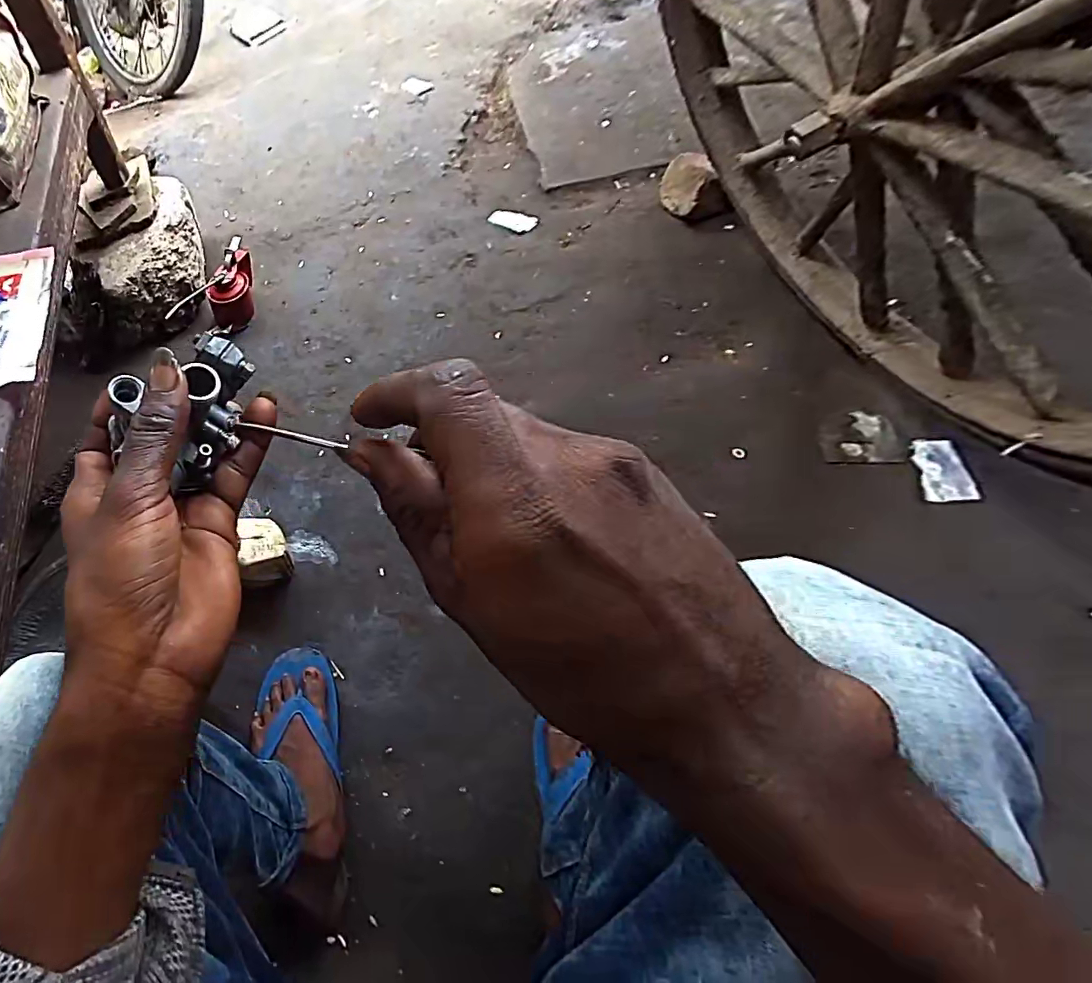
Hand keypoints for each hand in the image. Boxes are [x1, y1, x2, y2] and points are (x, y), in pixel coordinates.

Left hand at [0, 351, 274, 967]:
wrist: (157, 658)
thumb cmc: (121, 575)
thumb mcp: (129, 498)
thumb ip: (154, 437)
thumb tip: (168, 379)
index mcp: (98, 484)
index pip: (109, 430)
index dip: (130, 398)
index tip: (157, 370)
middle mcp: (139, 491)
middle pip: (163, 433)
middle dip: (185, 401)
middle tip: (213, 367)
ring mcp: (181, 506)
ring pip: (203, 450)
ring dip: (221, 418)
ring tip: (242, 383)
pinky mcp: (219, 522)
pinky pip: (234, 475)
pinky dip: (249, 446)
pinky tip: (265, 415)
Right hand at [342, 359, 834, 771]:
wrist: (725, 701)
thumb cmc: (574, 671)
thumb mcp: (467, 598)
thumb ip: (415, 511)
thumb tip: (371, 453)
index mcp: (514, 494)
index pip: (448, 391)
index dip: (395, 391)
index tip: (366, 418)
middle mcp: (566, 455)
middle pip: (477, 410)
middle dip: (431, 438)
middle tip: (420, 494)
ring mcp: (612, 457)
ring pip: (516, 431)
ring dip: (478, 460)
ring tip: (484, 530)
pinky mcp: (643, 469)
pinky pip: (557, 451)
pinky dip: (522, 472)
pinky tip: (540, 534)